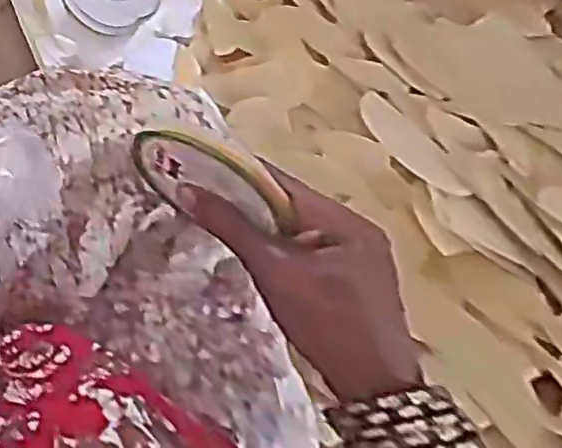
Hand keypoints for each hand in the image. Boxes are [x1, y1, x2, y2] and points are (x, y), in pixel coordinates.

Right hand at [177, 170, 421, 403]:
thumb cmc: (327, 326)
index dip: (236, 171)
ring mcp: (354, 253)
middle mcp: (353, 228)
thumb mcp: (273, 271)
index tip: (196, 166)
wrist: (375, 394)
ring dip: (255, 220)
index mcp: (344, 220)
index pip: (280, 180)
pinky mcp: (347, 275)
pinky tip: (247, 243)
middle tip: (199, 192)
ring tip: (214, 213)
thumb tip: (186, 189)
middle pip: (284, 200)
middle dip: (242, 197)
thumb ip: (230, 225)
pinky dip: (271, 240)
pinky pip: (299, 243)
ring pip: (290, 222)